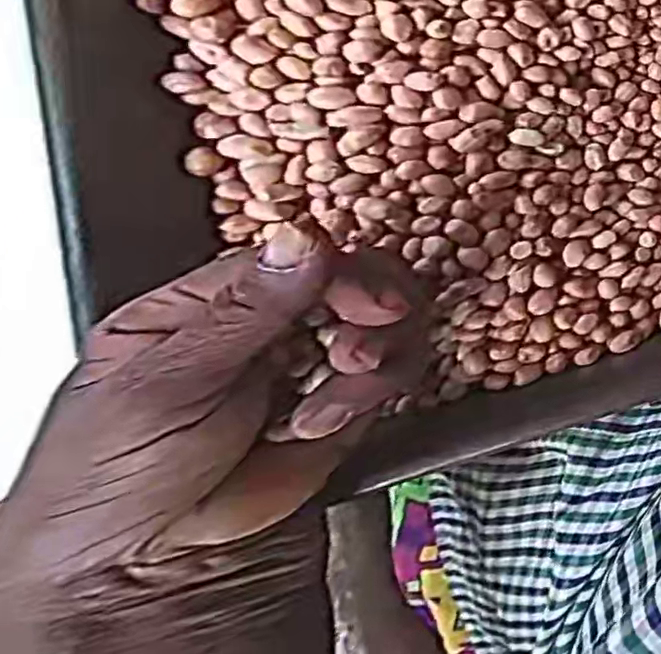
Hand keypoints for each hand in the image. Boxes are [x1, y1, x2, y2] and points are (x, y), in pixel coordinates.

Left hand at [0, 224, 429, 652]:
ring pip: (392, 316)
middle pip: (359, 278)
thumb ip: (244, 309)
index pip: (296, 257)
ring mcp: (317, 354)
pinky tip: (329, 418)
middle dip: (372, 310)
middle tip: (359, 347)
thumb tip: (301, 236)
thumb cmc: (112, 486)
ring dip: (378, 353)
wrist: (154, 570)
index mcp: (203, 306)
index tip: (365, 299)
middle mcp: (270, 322)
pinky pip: (401, 361)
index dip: (340, 271)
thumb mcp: (163, 387)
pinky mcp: (356, 389)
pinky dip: (379, 387)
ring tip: (339, 387)